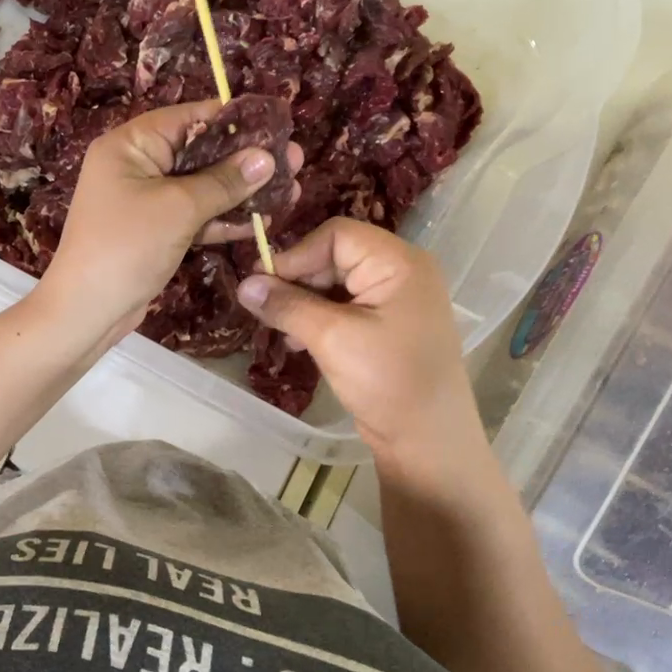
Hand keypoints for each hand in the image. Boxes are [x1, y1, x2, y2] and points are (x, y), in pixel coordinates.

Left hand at [36, 100, 303, 335]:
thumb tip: (267, 156)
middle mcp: (133, 166)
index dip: (234, 120)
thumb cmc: (126, 248)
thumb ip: (224, 181)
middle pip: (197, 152)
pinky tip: (260, 221)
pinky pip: (192, 216)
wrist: (86, 311)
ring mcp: (142, 202)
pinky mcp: (151, 232)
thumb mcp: (179, 208)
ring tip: (290, 190)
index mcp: (129, 145)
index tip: (279, 124)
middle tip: (295, 161)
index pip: (189, 118)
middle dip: (244, 160)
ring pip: (199, 187)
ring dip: (240, 192)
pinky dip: (221, 219)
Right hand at [234, 218, 481, 461]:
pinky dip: (316, 318)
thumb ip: (286, 306)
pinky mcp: (385, 326)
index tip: (262, 285)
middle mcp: (400, 272)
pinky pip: (343, 307)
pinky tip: (298, 342)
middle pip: (334, 256)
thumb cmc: (386, 379)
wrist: (427, 436)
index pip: (336, 235)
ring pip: (334, 283)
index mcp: (398, 263)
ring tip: (281, 331)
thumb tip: (244, 285)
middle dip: (297, 280)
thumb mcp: (331, 338)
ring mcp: (394, 300)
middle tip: (267, 310)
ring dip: (302, 302)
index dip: (296, 255)